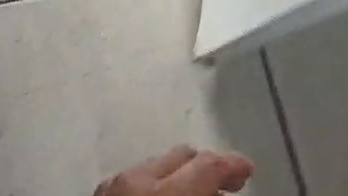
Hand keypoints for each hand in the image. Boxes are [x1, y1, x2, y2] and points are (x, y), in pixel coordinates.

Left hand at [94, 147, 254, 195]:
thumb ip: (207, 192)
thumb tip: (221, 190)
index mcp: (162, 193)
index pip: (206, 164)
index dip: (233, 164)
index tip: (247, 168)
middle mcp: (134, 180)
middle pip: (182, 154)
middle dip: (207, 167)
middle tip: (227, 188)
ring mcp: (111, 185)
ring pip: (157, 165)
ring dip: (181, 176)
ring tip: (198, 195)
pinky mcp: (100, 193)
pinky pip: (136, 178)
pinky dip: (156, 185)